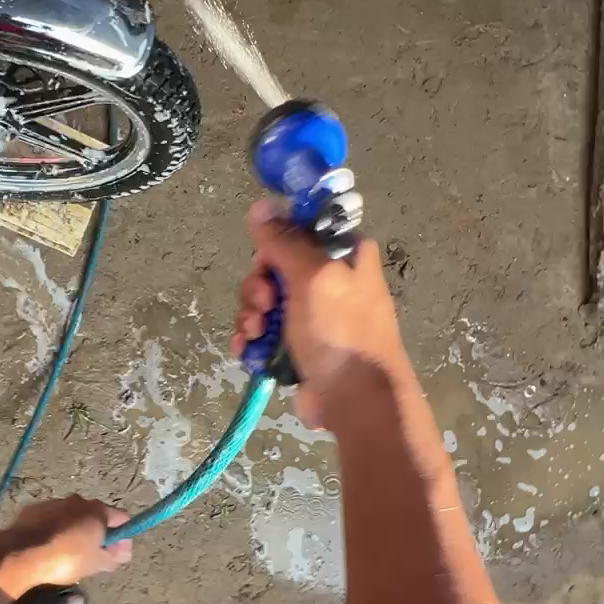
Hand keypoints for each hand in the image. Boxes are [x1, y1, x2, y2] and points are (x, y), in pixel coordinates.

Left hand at [0, 496, 133, 597]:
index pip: (121, 518)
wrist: (22, 554)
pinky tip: (48, 546)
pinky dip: (54, 528)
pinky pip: (50, 518)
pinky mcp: (33, 509)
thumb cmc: (67, 559)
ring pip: (71, 515)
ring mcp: (53, 502)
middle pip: (95, 515)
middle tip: (93, 554)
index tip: (117, 553)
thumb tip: (123, 552)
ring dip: (74, 529)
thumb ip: (114, 556)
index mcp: (97, 511)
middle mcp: (77, 500)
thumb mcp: (97, 564)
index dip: (123, 536)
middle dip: (97, 533)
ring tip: (67, 552)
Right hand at [228, 200, 409, 429]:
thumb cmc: (341, 331)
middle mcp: (327, 281)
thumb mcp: (313, 278)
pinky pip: (262, 332)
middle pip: (272, 268)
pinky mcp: (296, 345)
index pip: (298, 231)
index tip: (267, 263)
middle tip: (265, 306)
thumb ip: (284, 241)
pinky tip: (249, 350)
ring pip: (262, 302)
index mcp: (343, 255)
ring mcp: (311, 315)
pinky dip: (251, 340)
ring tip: (257, 335)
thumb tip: (260, 206)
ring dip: (251, 317)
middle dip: (258, 288)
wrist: (354, 398)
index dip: (274, 246)